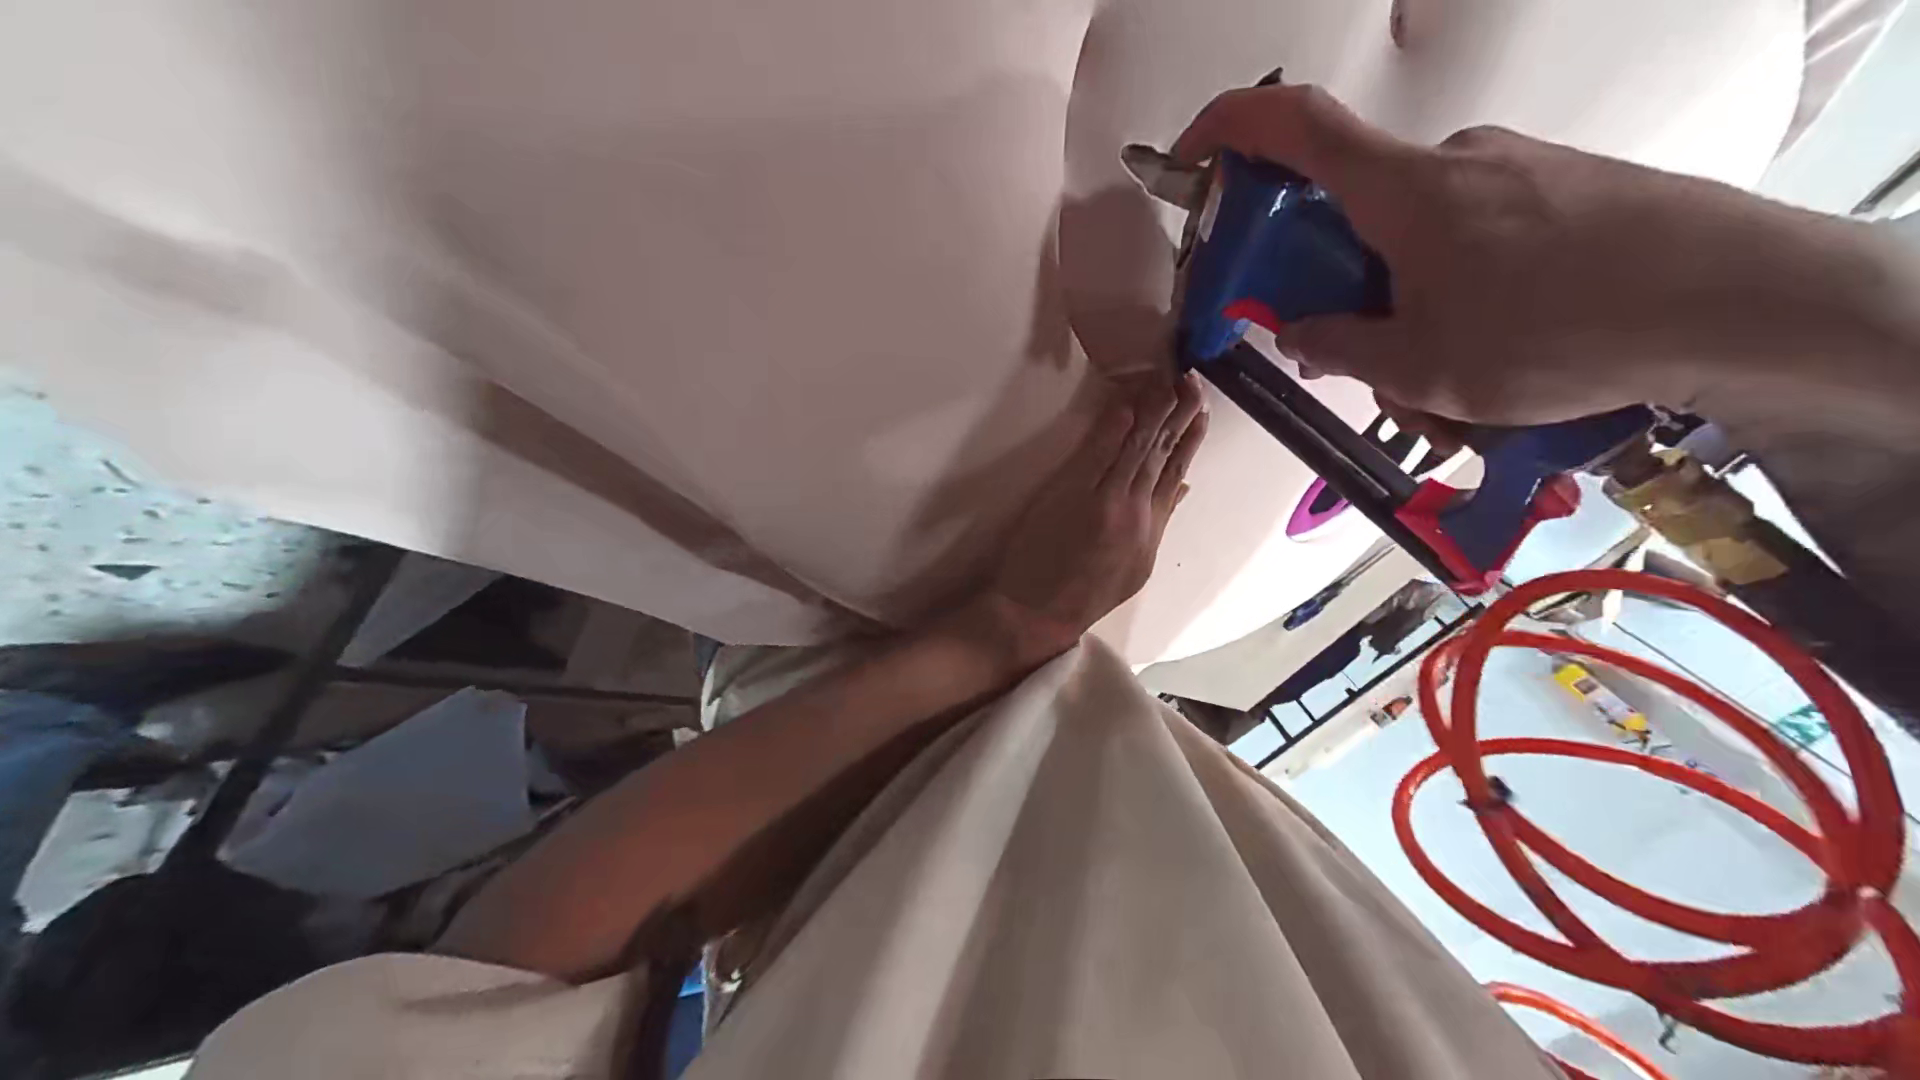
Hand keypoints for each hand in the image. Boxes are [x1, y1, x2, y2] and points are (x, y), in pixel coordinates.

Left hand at [964, 374, 1208, 663]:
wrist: (1039, 613)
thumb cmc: (1083, 593)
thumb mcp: (1136, 567)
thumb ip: (1159, 523)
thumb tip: (1183, 488)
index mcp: (1153, 532)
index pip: (1176, 476)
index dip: (1190, 442)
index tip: (1202, 414)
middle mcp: (1138, 513)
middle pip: (1162, 456)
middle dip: (1180, 415)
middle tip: (1193, 379)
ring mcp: (1108, 503)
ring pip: (1139, 450)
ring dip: (1155, 412)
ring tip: (1171, 380)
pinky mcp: (1076, 496)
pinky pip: (1101, 456)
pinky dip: (1115, 429)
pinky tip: (1127, 406)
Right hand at [1170, 84, 1884, 426]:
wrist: (1748, 304)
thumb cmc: (1555, 334)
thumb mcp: (1415, 367)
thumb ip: (1337, 347)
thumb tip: (1298, 334)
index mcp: (1402, 190)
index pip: (1296, 126)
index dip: (1229, 128)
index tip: (1189, 156)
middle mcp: (1452, 161)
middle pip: (1349, 205)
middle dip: (1324, 277)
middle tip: (1335, 346)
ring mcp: (1512, 169)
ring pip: (1411, 235)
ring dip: (1392, 301)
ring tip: (1427, 376)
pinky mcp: (1559, 189)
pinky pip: (1467, 236)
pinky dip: (1444, 290)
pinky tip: (1479, 348)